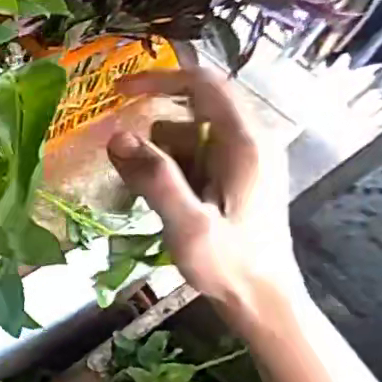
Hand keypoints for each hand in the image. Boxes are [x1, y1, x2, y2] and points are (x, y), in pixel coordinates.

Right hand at [107, 67, 303, 328]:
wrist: (265, 302)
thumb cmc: (230, 265)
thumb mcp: (187, 224)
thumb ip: (154, 178)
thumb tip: (117, 137)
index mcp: (245, 143)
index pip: (203, 84)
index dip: (159, 79)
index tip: (117, 91)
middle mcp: (251, 142)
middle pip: (193, 110)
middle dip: (158, 135)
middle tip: (132, 169)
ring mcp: (247, 160)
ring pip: (192, 136)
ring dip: (165, 158)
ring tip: (160, 203)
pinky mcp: (239, 178)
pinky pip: (198, 157)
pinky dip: (176, 170)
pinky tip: (171, 205)